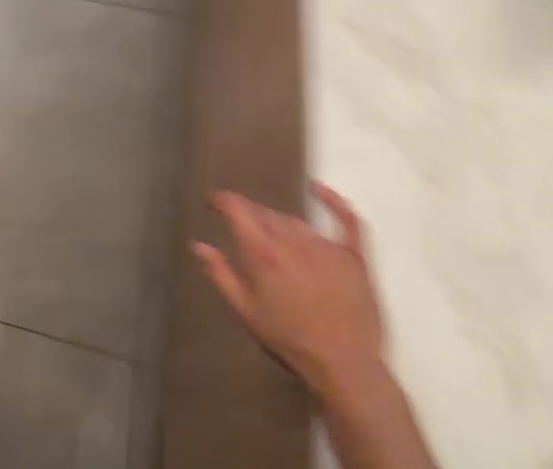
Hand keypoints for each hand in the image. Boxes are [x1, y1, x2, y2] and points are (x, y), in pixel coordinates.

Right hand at [190, 182, 384, 396]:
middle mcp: (292, 241)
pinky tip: (317, 188)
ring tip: (270, 234)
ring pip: (295, 221)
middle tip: (240, 225)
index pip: (237, 209)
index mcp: (263, 253)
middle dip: (248, 214)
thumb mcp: (246, 312)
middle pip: (265, 213)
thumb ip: (221, 275)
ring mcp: (326, 246)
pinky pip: (346, 220)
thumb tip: (198, 245)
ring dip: (278, 221)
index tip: (213, 202)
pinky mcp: (354, 257)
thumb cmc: (289, 340)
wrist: (345, 365)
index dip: (223, 201)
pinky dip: (332, 201)